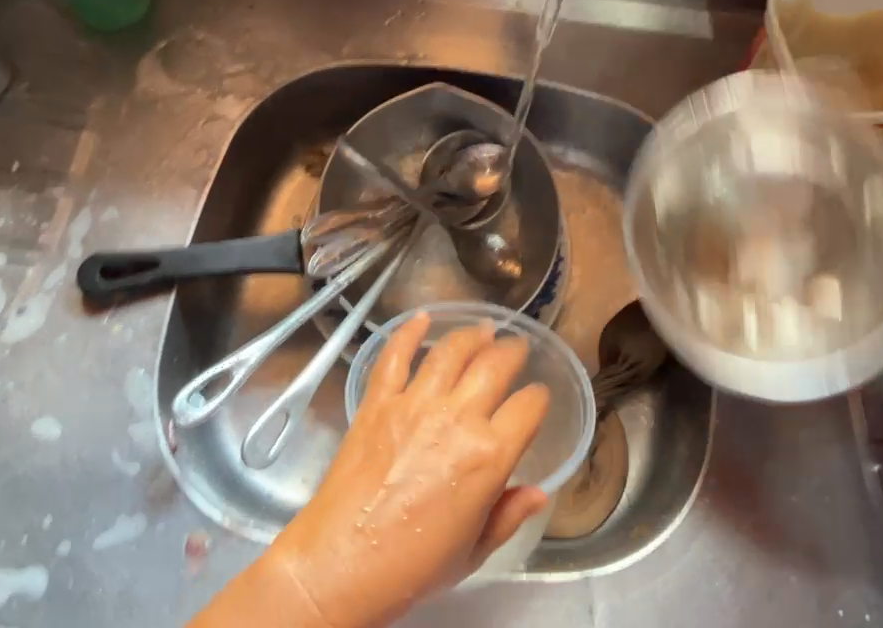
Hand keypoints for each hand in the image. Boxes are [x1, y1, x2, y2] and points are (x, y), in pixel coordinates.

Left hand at [256, 313, 549, 627]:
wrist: (342, 563)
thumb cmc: (414, 566)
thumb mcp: (473, 550)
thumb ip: (508, 514)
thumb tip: (538, 491)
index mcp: (489, 456)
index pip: (529, 407)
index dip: (540, 398)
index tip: (539, 397)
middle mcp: (457, 418)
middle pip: (494, 365)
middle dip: (512, 351)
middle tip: (516, 347)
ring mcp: (414, 403)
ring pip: (451, 350)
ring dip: (471, 334)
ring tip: (482, 329)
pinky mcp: (378, 400)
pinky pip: (395, 355)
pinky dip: (409, 331)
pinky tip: (421, 317)